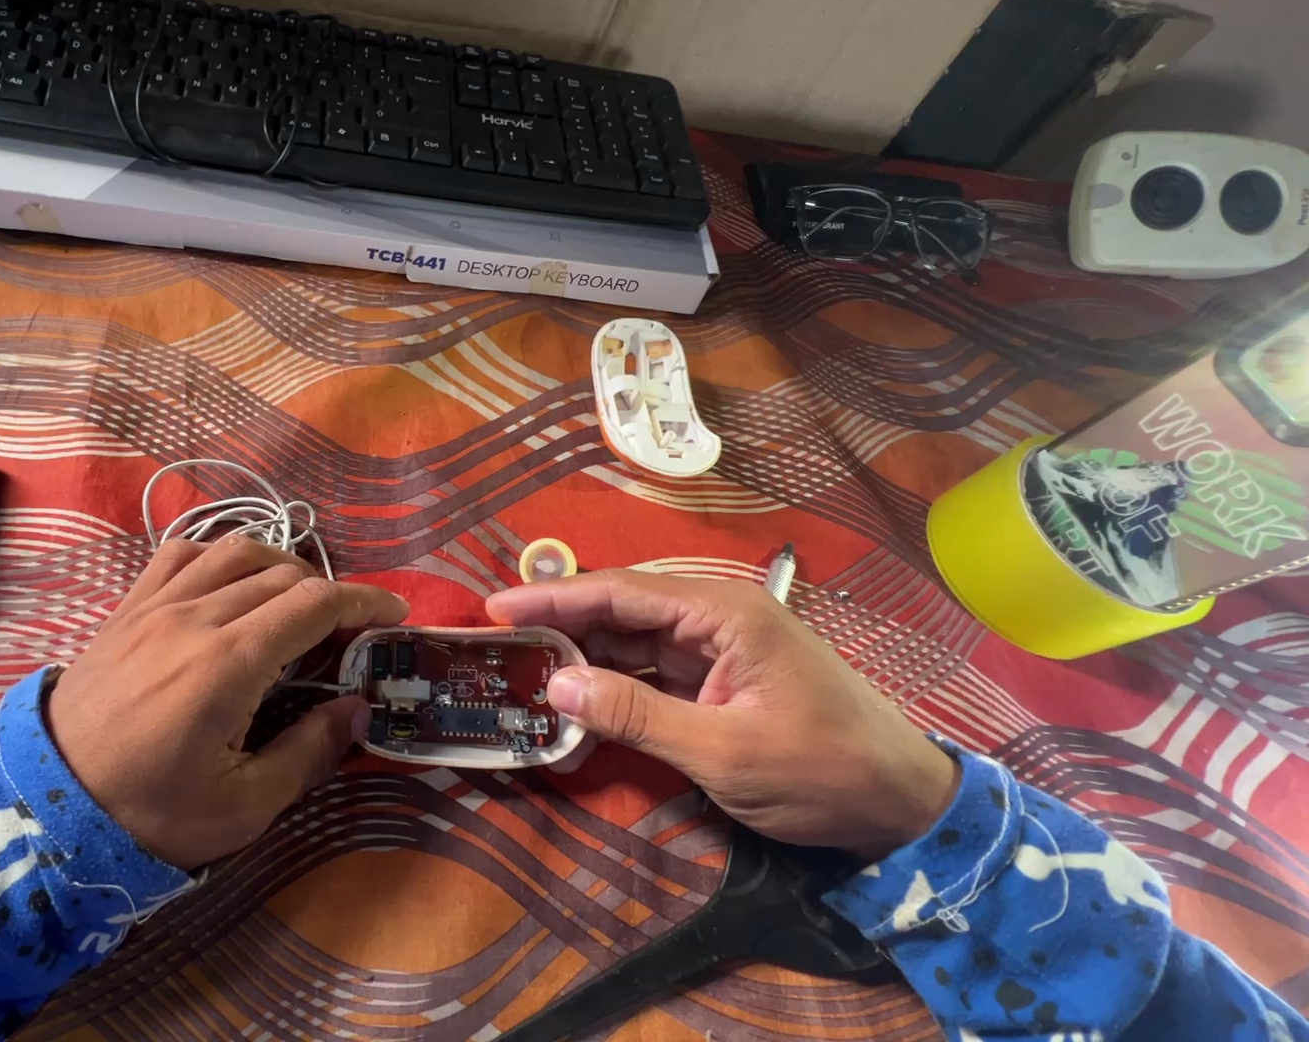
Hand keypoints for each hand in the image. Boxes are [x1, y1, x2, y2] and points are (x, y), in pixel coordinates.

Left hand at [48, 536, 407, 869]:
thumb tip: (357, 709)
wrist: (44, 806)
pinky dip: (220, 557)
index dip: (364, 601)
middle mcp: (194, 616)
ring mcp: (155, 604)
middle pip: (284, 574)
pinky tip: (230, 583)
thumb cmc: (148, 814)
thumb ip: (309, 752)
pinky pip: (181, 554)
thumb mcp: (242, 806)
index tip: (394, 613)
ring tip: (297, 601)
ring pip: (236, 551)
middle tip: (347, 630)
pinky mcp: (127, 607)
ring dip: (282, 567)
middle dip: (330, 594)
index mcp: (228, 663)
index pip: (314, 603)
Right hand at [487, 570, 958, 857]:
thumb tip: (557, 686)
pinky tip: (571, 700)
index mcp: (722, 613)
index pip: (620, 591)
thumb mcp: (726, 751)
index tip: (496, 607)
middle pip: (618, 608)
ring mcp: (712, 648)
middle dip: (557, 623)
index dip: (553, 597)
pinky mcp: (711, 679)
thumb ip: (637, 714)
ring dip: (577, 656)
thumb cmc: (824, 772)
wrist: (905, 808)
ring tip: (521, 669)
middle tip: (497, 641)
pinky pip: (645, 671)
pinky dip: (607, 685)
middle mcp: (712, 617)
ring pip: (626, 638)